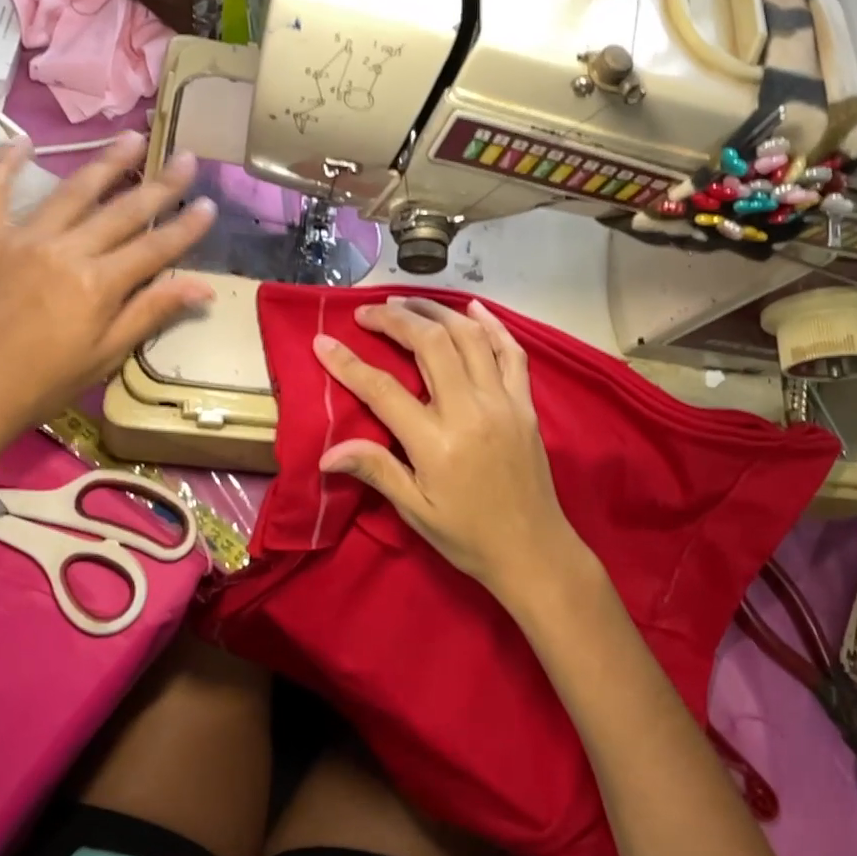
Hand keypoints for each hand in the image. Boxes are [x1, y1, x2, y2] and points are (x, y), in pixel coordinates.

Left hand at [0, 135, 215, 454]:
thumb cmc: (39, 386)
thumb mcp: (104, 356)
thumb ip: (150, 313)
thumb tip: (202, 287)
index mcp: (98, 285)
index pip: (154, 248)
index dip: (185, 227)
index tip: (210, 204)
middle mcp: (65, 251)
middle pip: (122, 211)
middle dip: (160, 185)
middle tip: (187, 158)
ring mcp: (20, 239)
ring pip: (71, 191)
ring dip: (106, 163)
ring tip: (131, 137)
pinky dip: (6, 164)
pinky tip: (24, 141)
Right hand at [312, 296, 589, 600]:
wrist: (533, 551)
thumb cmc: (467, 536)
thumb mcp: (415, 511)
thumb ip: (376, 471)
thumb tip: (326, 453)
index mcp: (436, 444)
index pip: (383, 390)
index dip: (348, 363)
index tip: (323, 342)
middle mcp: (470, 412)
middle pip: (430, 345)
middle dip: (395, 320)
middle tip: (368, 312)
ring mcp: (503, 403)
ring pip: (470, 338)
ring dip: (436, 312)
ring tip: (408, 303)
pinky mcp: (525, 404)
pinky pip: (511, 352)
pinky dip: (492, 325)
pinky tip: (473, 308)